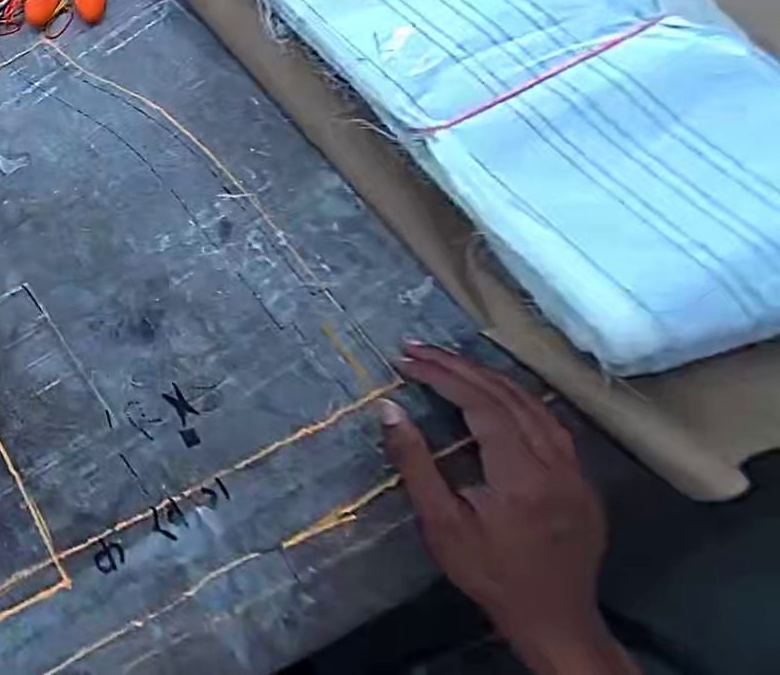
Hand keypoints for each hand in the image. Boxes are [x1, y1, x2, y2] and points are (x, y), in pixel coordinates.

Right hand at [379, 342, 636, 674]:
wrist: (553, 620)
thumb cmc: (487, 569)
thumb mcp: (439, 519)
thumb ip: (414, 460)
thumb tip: (388, 408)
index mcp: (524, 476)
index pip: (483, 407)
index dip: (441, 377)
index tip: (402, 361)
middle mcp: (559, 469)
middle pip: (510, 399)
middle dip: (459, 367)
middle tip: (415, 348)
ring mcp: (576, 477)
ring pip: (535, 408)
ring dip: (488, 378)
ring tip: (447, 360)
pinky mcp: (580, 485)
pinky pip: (549, 425)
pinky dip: (513, 398)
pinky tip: (491, 393)